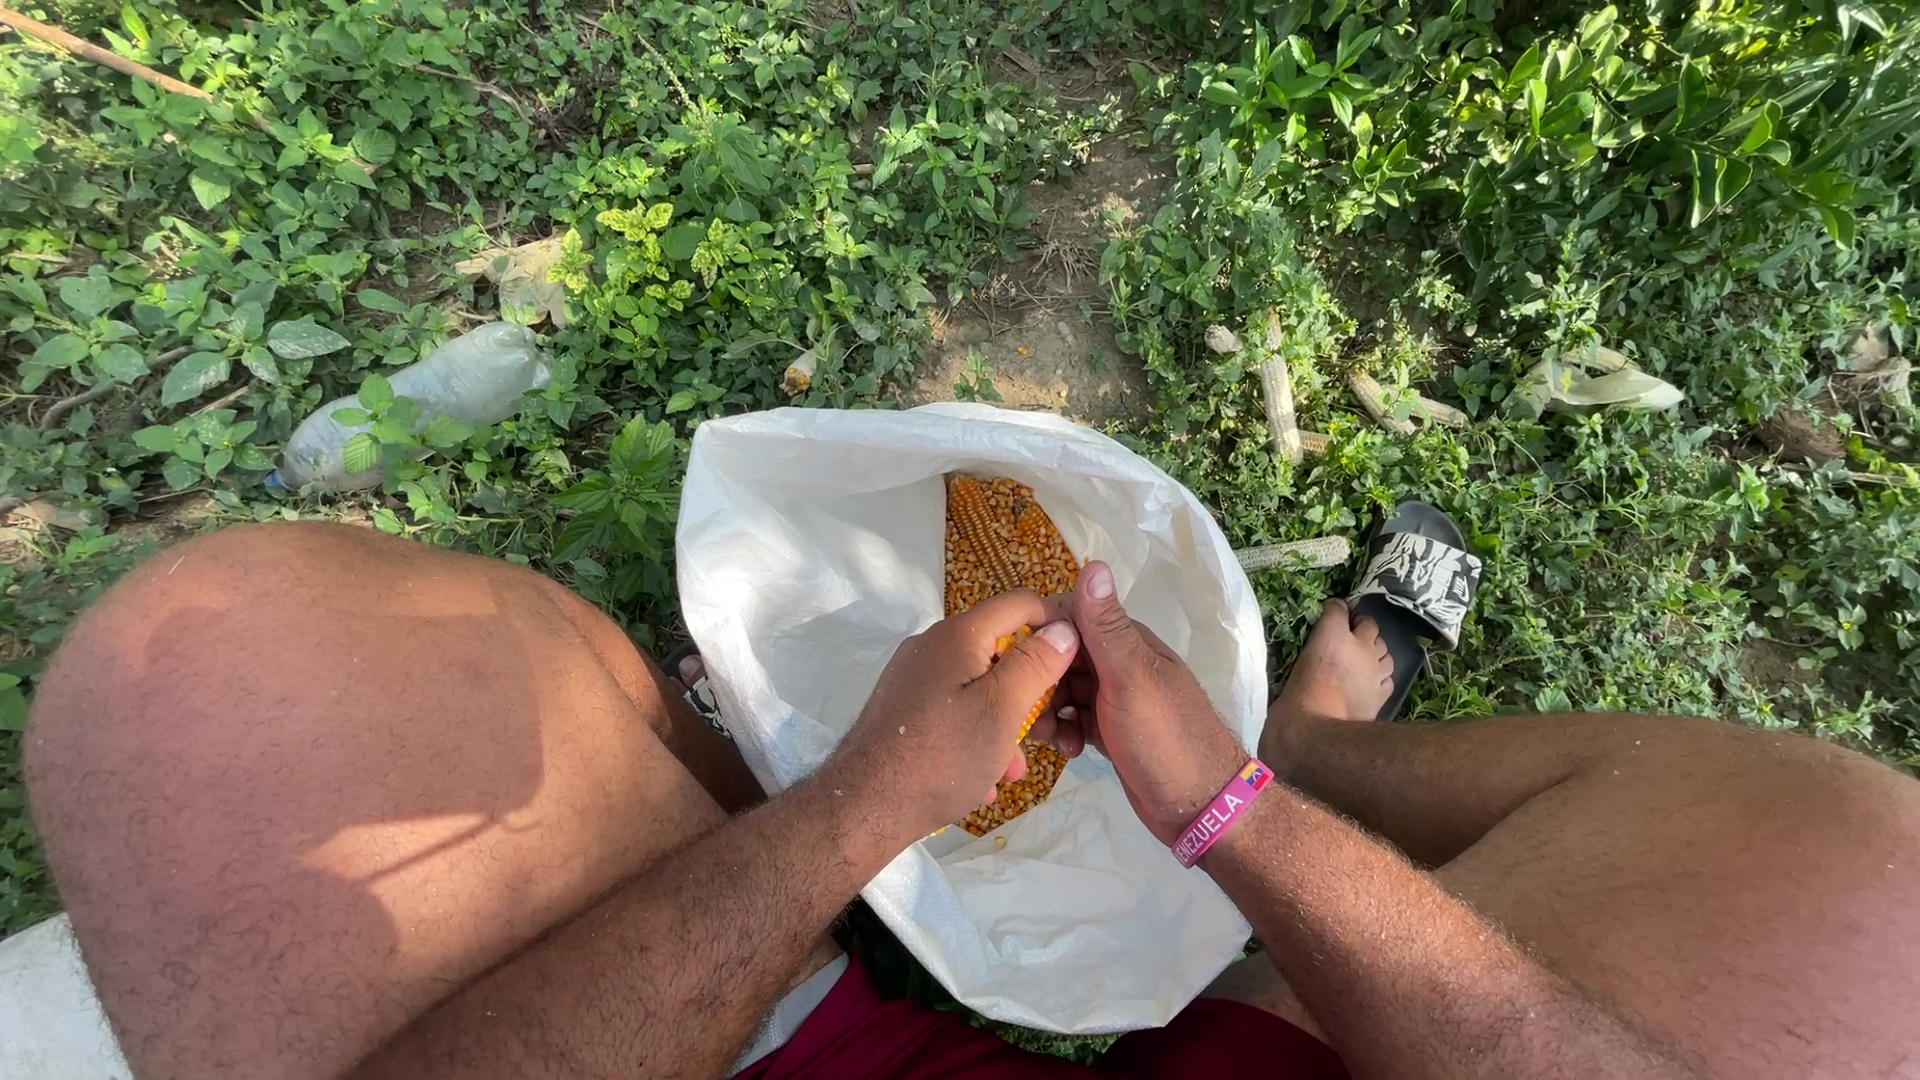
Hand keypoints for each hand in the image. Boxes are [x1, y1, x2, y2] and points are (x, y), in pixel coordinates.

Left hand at [825, 590, 1080, 839]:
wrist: (864, 808)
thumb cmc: (942, 755)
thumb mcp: (1002, 709)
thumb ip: (1036, 664)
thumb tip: (1063, 628)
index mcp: (958, 635)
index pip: (1020, 603)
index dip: (1055, 624)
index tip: (1077, 661)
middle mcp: (932, 646)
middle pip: (998, 649)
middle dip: (1029, 689)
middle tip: (1047, 731)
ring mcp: (913, 677)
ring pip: (977, 687)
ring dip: (1004, 722)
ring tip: (1011, 769)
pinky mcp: (902, 708)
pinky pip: (952, 710)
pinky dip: (974, 736)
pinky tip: (981, 780)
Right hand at [1036, 561, 1246, 845]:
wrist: (1201, 809)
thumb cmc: (1166, 739)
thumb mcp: (1132, 678)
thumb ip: (1107, 627)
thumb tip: (1093, 563)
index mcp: (1126, 641)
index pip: (1071, 617)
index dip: (1039, 631)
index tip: (1012, 656)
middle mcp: (1119, 664)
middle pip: (1061, 655)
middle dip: (1036, 675)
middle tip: (1019, 704)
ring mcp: (1115, 699)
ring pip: (1064, 689)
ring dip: (1047, 707)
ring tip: (1040, 733)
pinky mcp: (1110, 731)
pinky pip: (1074, 719)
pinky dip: (1064, 730)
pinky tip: (1065, 750)